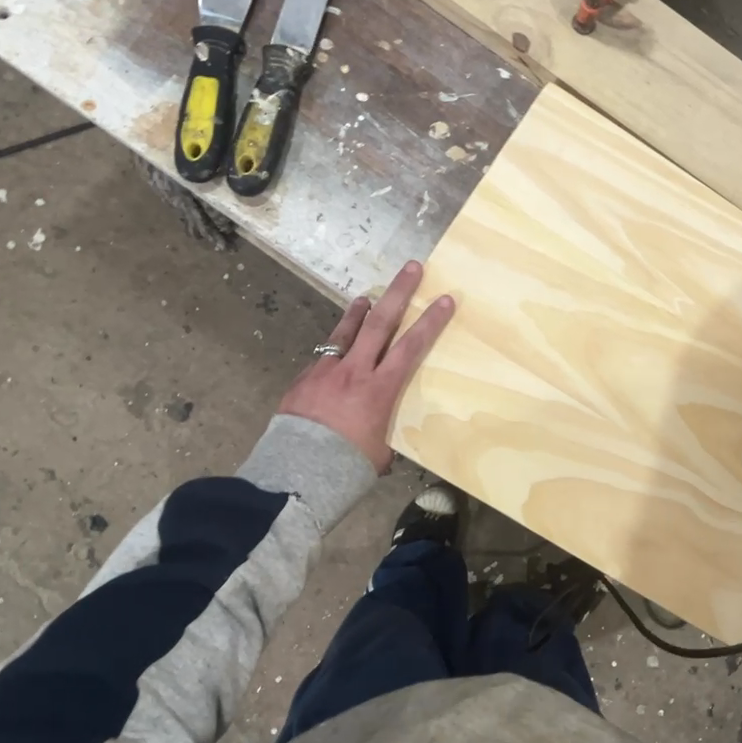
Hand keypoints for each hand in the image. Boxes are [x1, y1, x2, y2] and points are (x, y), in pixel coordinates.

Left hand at [276, 261, 454, 472]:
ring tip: (367, 296)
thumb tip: (381, 431)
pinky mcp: (303, 381)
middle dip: (398, 292)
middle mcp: (354, 373)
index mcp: (379, 390)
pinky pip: (323, 357)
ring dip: (359, 312)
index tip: (445, 299)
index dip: (430, 321)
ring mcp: (325, 373)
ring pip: (345, 332)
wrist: (296, 475)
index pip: (411, 346)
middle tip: (412, 268)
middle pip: (380, 322)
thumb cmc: (347, 468)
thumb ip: (383, 431)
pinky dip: (333, 348)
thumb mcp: (379, 451)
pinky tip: (335, 350)